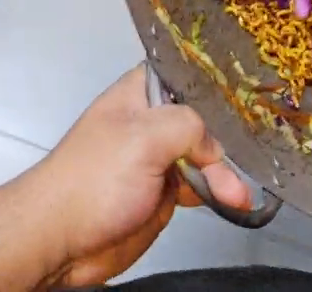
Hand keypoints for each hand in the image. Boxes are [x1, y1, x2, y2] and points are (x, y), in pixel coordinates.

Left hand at [10, 67, 251, 287]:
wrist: (64, 237)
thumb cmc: (93, 177)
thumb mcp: (144, 138)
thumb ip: (188, 128)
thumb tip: (215, 149)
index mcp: (140, 93)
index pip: (185, 74)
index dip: (215, 86)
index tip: (247, 99)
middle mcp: (151, 120)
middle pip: (202, 119)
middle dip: (227, 138)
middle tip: (247, 164)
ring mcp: (157, 157)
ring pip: (204, 155)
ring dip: (227, 172)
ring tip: (240, 195)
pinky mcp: (162, 192)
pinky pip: (199, 186)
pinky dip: (218, 193)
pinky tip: (233, 202)